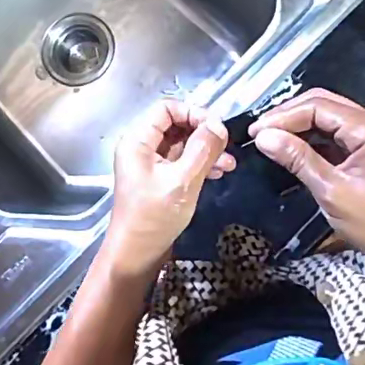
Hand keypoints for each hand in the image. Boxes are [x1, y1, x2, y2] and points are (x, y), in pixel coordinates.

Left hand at [104, 99, 234, 277]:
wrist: (136, 256)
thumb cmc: (153, 218)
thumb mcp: (182, 181)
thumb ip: (202, 150)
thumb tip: (219, 125)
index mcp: (137, 140)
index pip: (167, 108)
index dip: (193, 112)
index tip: (216, 128)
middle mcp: (141, 147)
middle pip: (175, 124)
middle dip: (203, 132)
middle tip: (226, 145)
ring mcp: (149, 163)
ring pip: (181, 143)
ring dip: (205, 149)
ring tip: (228, 163)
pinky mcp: (159, 178)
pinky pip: (181, 160)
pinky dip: (199, 163)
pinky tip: (218, 172)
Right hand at [250, 88, 364, 300]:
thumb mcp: (334, 193)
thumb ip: (299, 159)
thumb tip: (263, 137)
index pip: (318, 106)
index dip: (283, 116)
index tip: (255, 133)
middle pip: (325, 105)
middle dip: (289, 116)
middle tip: (260, 134)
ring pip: (331, 119)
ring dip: (301, 127)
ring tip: (271, 141)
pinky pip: (340, 137)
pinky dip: (316, 141)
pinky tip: (295, 152)